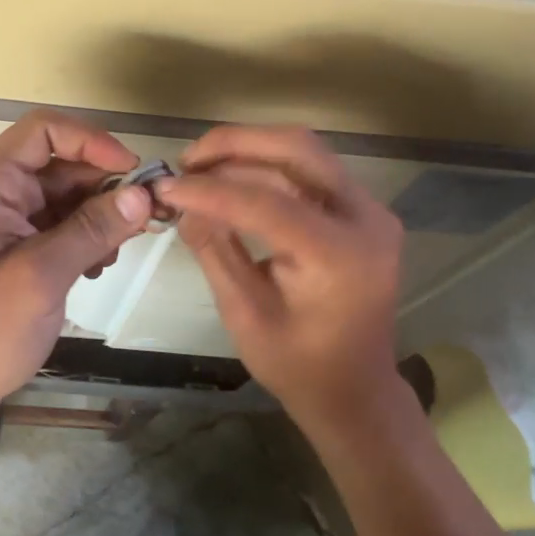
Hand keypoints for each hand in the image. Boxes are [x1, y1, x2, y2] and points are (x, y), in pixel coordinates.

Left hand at [0, 111, 155, 426]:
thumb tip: (141, 193)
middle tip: (143, 220)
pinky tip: (96, 267)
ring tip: (114, 254)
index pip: (43, 129)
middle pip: (57, 163)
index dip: (91, 140)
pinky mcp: (9, 251)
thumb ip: (92, 230)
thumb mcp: (40, 277)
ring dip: (96, 216)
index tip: (133, 171)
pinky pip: (54, 226)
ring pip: (61, 196)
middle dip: (102, 185)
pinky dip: (81, 238)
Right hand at [159, 125, 405, 430]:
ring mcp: (368, 209)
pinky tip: (229, 177)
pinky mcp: (359, 208)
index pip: (267, 203)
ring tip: (200, 167)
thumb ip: (214, 249)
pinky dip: (265, 165)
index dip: (210, 190)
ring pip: (302, 151)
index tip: (166, 186)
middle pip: (297, 149)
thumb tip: (180, 202)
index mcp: (340, 257)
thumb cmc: (298, 365)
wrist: (356, 391)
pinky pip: (309, 169)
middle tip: (187, 160)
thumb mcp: (244, 313)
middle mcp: (365, 220)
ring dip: (248, 150)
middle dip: (235, 145)